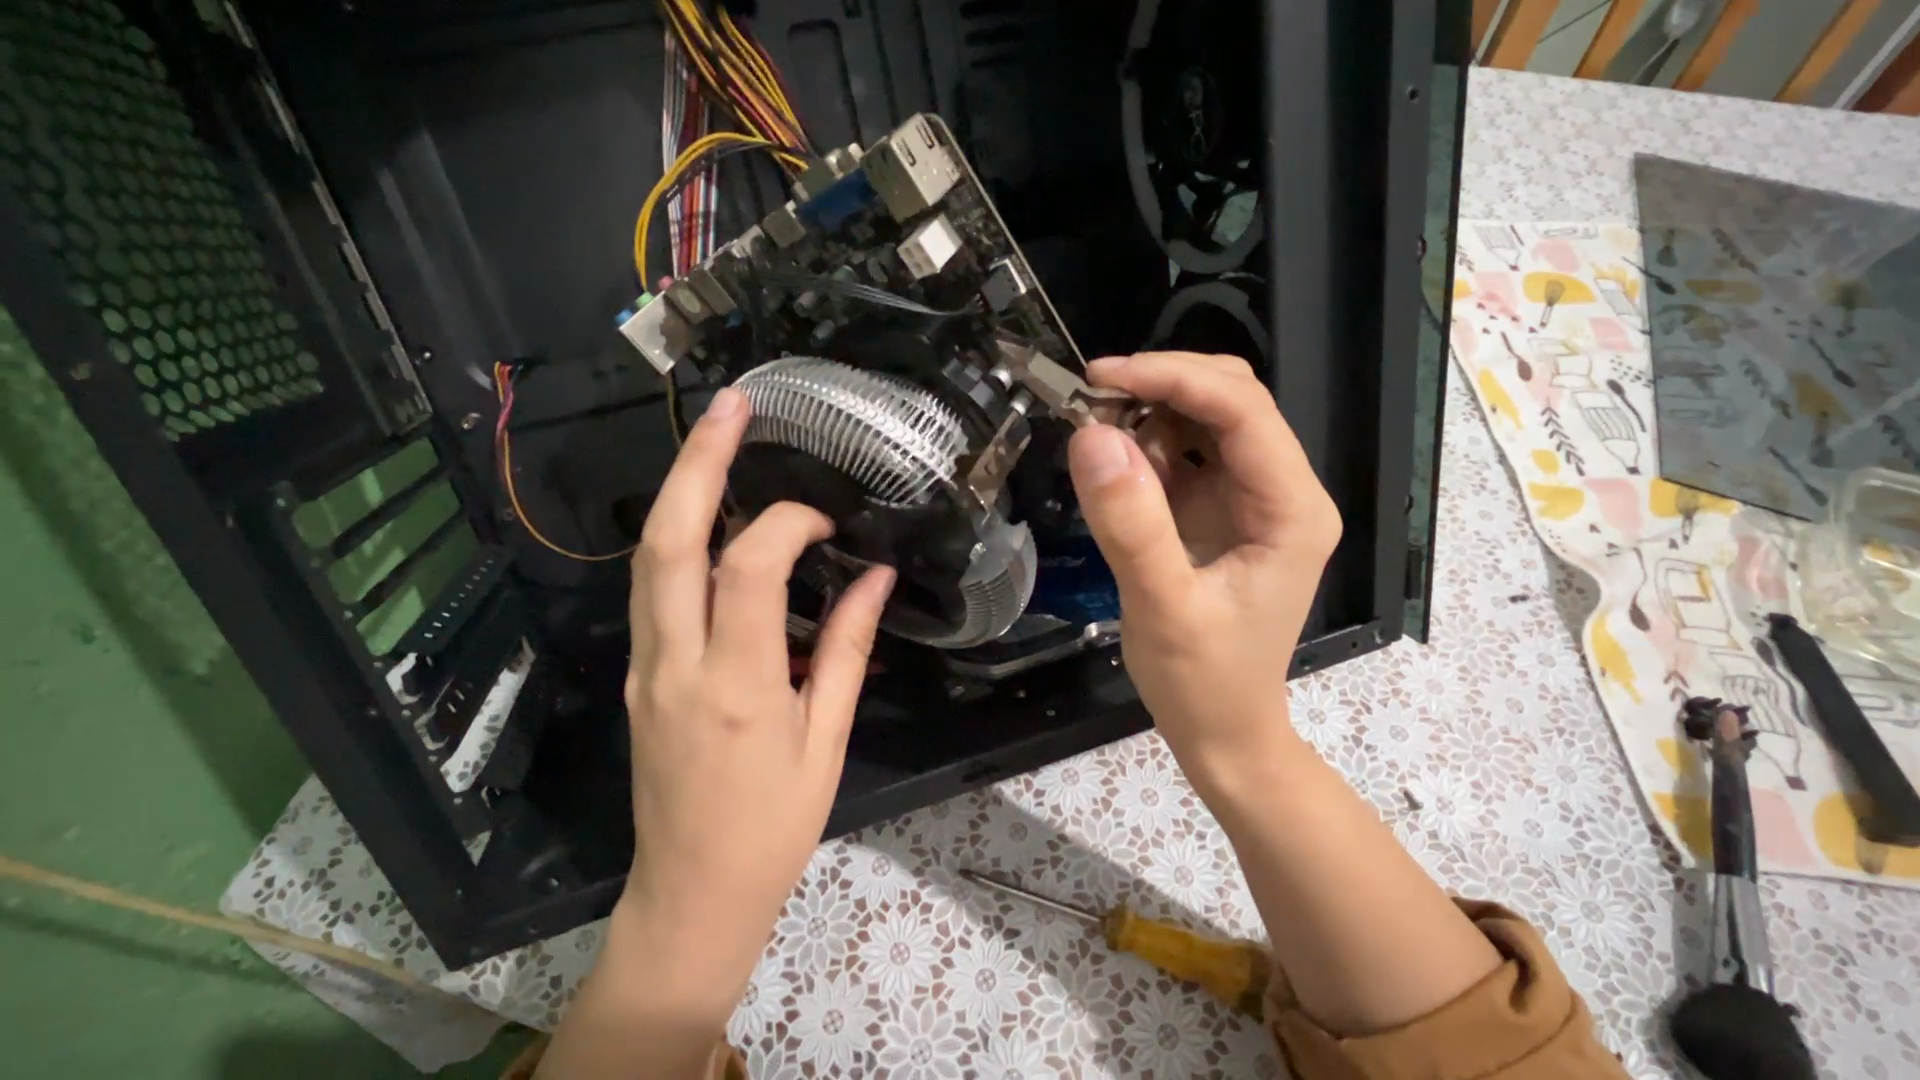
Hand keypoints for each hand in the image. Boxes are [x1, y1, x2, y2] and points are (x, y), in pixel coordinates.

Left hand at [621, 385, 894, 1008]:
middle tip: (731, 405)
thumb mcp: (826, 742)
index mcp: (737, 686)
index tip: (829, 520)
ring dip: (679, 491)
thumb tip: (873, 575)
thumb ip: (848, 650)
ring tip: (717, 440)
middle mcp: (676, 665)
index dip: (788, 522)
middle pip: (668, 541)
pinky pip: (651, 591)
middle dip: (698, 463)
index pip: (749, 568)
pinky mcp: (637, 677)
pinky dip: (677, 540)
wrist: (692, 893)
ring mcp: (645, 669)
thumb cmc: (774, 827)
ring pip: (647, 559)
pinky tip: (708, 517)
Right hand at [1067, 352, 1339, 785]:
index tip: (1100, 377)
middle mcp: (1282, 491)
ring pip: (1206, 418)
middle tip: (1087, 400)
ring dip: (1148, 410)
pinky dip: (1144, 443)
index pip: (1243, 410)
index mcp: (1292, 509)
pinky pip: (1185, 453)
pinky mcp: (1220, 511)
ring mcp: (1251, 499)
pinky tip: (1112, 459)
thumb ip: (1131, 524)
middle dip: (1160, 386)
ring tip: (1090, 426)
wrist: (1223, 731)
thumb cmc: (1204, 682)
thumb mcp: (1163, 608)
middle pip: (1231, 400)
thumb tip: (1091, 435)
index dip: (1173, 378)